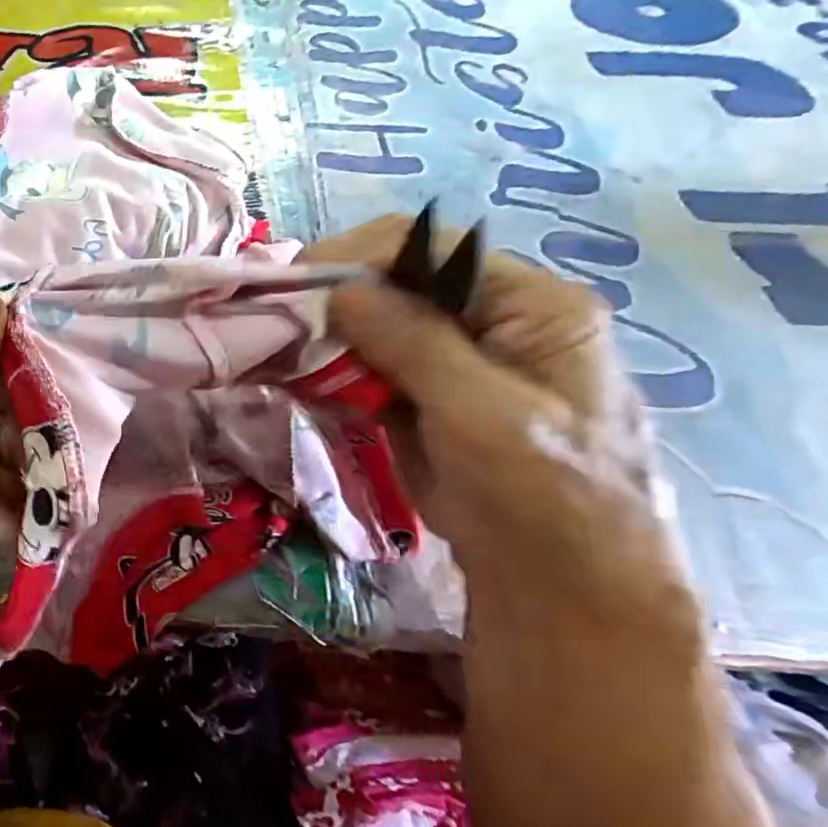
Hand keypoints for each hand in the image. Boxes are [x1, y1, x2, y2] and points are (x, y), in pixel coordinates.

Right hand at [303, 216, 702, 658]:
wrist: (553, 576)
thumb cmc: (541, 492)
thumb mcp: (482, 412)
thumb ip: (415, 343)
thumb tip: (342, 288)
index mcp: (532, 307)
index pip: (435, 250)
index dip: (362, 255)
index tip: (294, 283)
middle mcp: (490, 321)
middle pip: (396, 283)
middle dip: (333, 299)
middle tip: (274, 322)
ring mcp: (450, 360)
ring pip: (371, 325)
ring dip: (323, 336)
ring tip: (275, 351)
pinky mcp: (417, 395)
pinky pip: (363, 365)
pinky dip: (327, 369)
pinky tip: (297, 379)